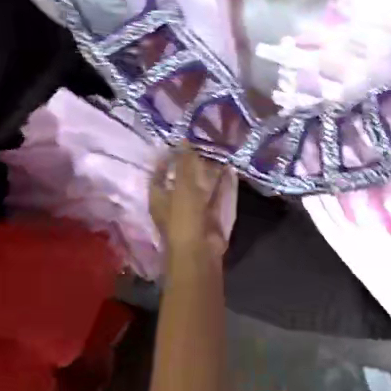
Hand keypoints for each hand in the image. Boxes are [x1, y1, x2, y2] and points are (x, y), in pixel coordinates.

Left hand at [151, 149, 231, 265]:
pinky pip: (217, 197)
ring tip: (221, 153)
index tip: (178, 145)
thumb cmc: (183, 217)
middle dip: (193, 165)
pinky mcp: (211, 218)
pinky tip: (231, 170)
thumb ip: (184, 163)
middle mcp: (175, 204)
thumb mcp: (183, 186)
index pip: (159, 175)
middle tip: (206, 145)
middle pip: (182, 181)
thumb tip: (183, 139)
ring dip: (210, 174)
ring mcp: (194, 212)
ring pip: (202, 188)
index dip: (166, 161)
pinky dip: (223, 185)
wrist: (200, 251)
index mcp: (159, 198)